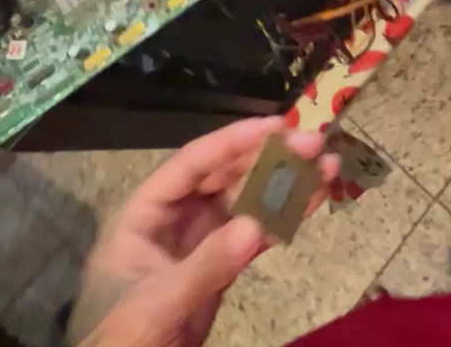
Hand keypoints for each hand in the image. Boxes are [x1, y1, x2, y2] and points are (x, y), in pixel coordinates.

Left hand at [70, 117, 339, 345]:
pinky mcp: (223, 265)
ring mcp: (201, 242)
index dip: (233, 141)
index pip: (191, 165)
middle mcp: (175, 218)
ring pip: (248, 200)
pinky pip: (258, 232)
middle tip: (313, 143)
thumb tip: (256, 225)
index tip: (276, 126)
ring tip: (328, 165)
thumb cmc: (122, 345)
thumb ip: (205, 266)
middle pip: (226, 175)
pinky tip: (315, 200)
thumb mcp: (156, 307)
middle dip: (270, 158)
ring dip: (286, 183)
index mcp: (144, 215)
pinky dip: (286, 217)